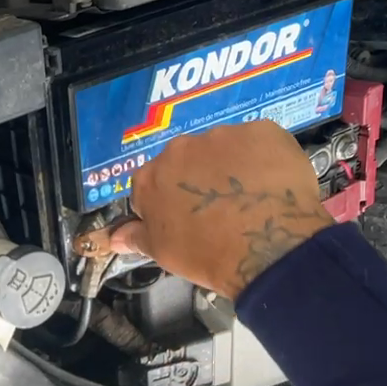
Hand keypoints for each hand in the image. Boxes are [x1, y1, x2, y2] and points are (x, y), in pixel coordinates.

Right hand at [109, 120, 334, 297]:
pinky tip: (269, 185)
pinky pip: (255, 143)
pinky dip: (259, 160)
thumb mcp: (163, 254)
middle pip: (184, 162)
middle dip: (194, 180)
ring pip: (220, 150)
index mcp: (150, 178)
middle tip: (214, 210)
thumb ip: (136, 237)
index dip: (165, 204)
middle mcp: (180, 148)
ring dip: (227, 168)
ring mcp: (223, 136)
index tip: (180, 221)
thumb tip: (116, 236)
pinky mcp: (262, 130)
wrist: (270, 246)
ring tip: (246, 199)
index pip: (149, 185)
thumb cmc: (207, 255)